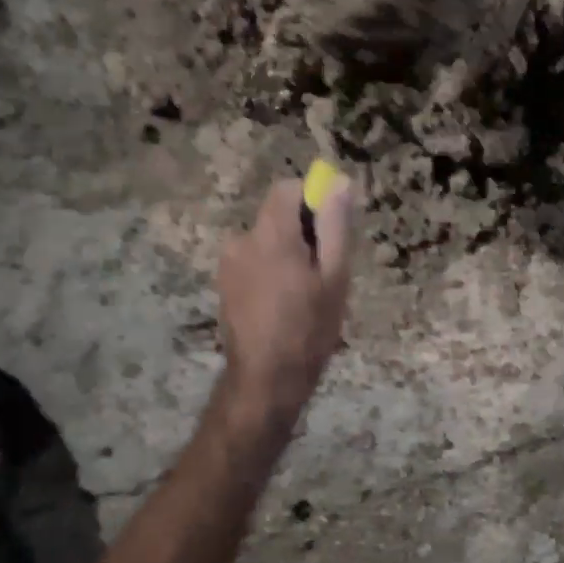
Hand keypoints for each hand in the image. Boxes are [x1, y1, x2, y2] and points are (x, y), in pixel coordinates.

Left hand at [216, 176, 355, 411]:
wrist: (266, 380)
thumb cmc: (309, 327)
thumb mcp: (335, 276)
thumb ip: (335, 225)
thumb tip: (338, 181)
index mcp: (270, 235)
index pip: (288, 189)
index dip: (313, 201)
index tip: (331, 232)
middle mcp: (241, 241)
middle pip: (278, 215)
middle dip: (304, 232)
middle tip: (325, 270)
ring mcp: (228, 264)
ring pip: (267, 239)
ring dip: (288, 253)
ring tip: (306, 292)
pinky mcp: (225, 284)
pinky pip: (255, 260)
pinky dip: (272, 270)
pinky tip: (285, 303)